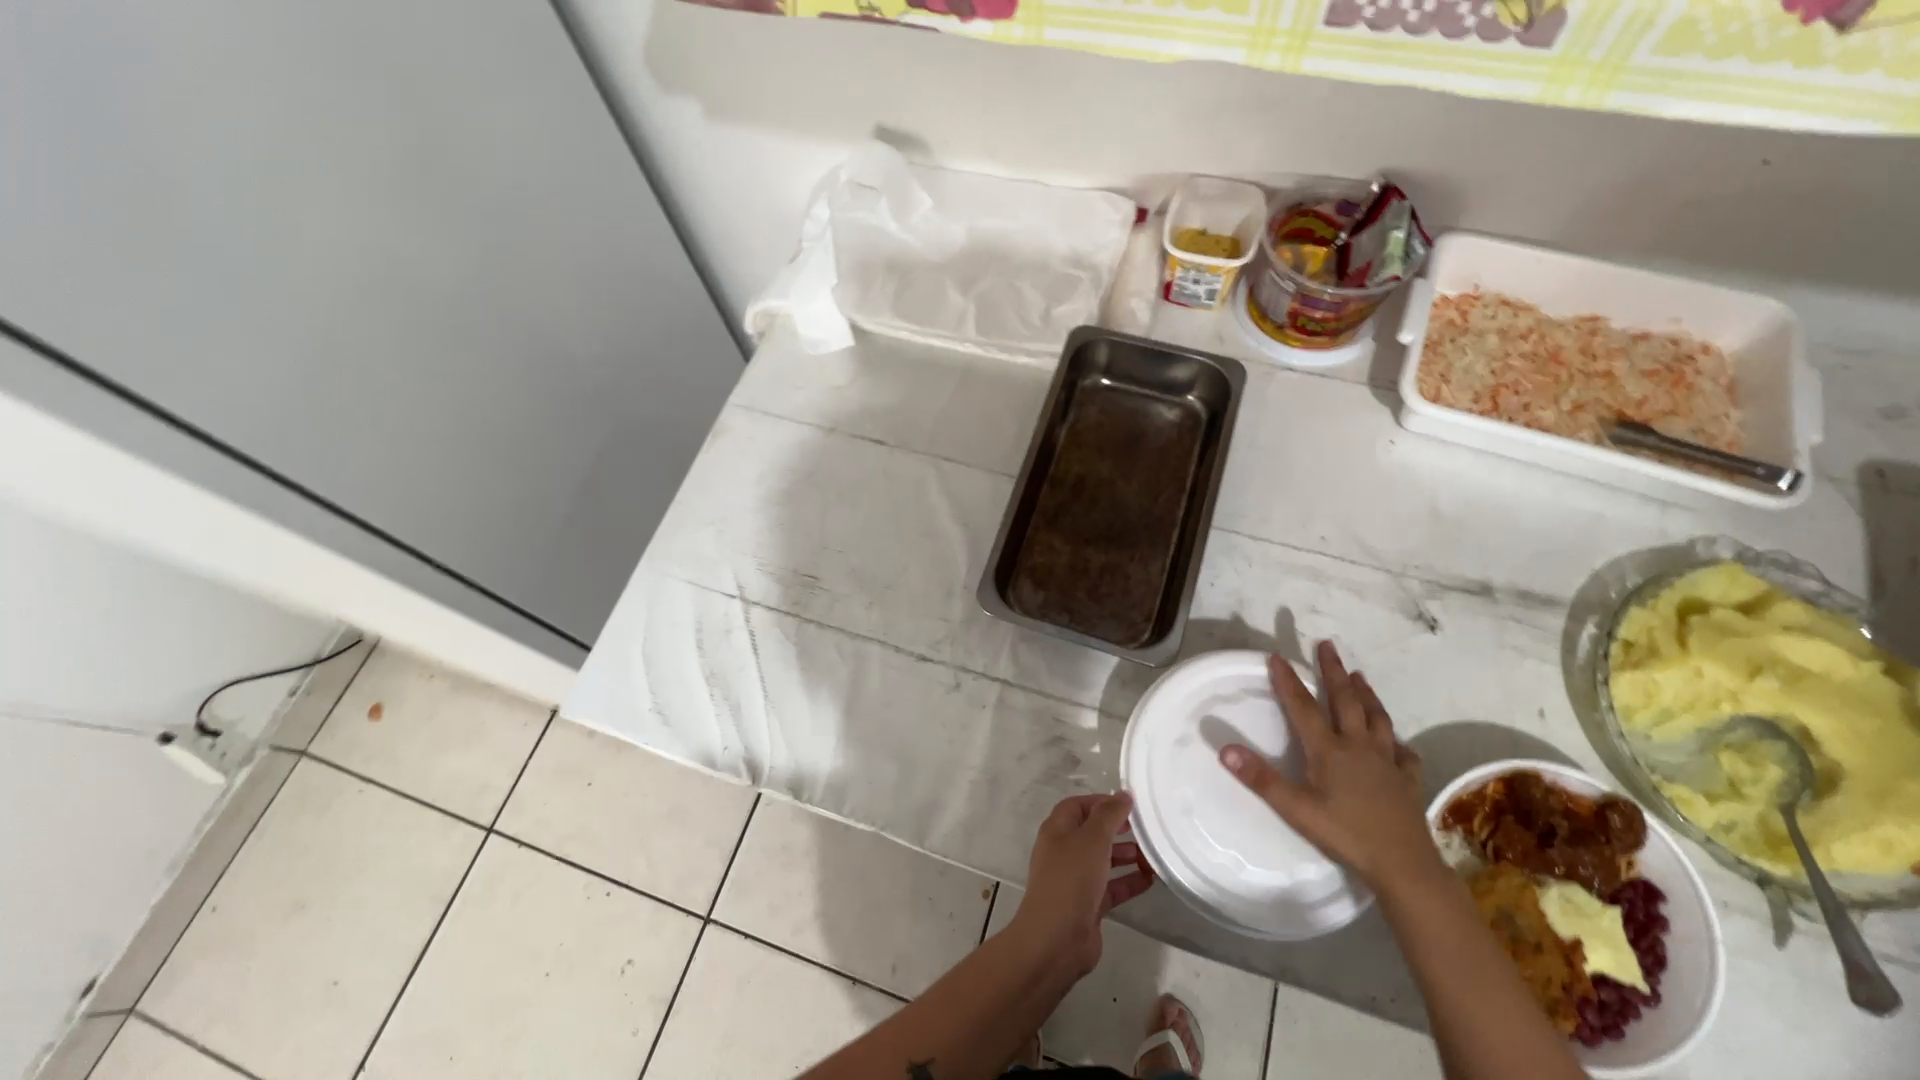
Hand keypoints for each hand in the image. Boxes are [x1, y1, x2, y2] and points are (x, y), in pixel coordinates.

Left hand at [1010, 793, 1154, 976]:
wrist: (1056, 939)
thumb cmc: (1071, 880)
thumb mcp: (1091, 839)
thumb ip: (1108, 815)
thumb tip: (1122, 795)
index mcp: (1057, 831)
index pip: (1077, 806)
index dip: (1100, 802)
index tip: (1128, 805)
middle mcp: (1064, 853)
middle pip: (1091, 833)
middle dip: (1117, 830)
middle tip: (1144, 829)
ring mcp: (1075, 881)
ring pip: (1103, 861)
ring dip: (1126, 856)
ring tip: (1152, 855)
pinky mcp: (1088, 905)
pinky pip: (1111, 887)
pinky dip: (1129, 882)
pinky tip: (1151, 880)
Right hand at [1220, 642, 1440, 891]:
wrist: (1403, 862)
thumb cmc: (1345, 834)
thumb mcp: (1295, 808)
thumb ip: (1260, 778)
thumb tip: (1224, 749)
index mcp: (1329, 750)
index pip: (1303, 708)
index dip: (1288, 682)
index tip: (1277, 656)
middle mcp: (1359, 747)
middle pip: (1345, 701)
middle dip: (1334, 672)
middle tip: (1327, 646)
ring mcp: (1388, 761)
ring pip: (1377, 718)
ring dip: (1366, 695)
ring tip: (1360, 676)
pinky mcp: (1407, 780)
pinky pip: (1403, 752)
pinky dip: (1397, 741)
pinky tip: (1396, 742)